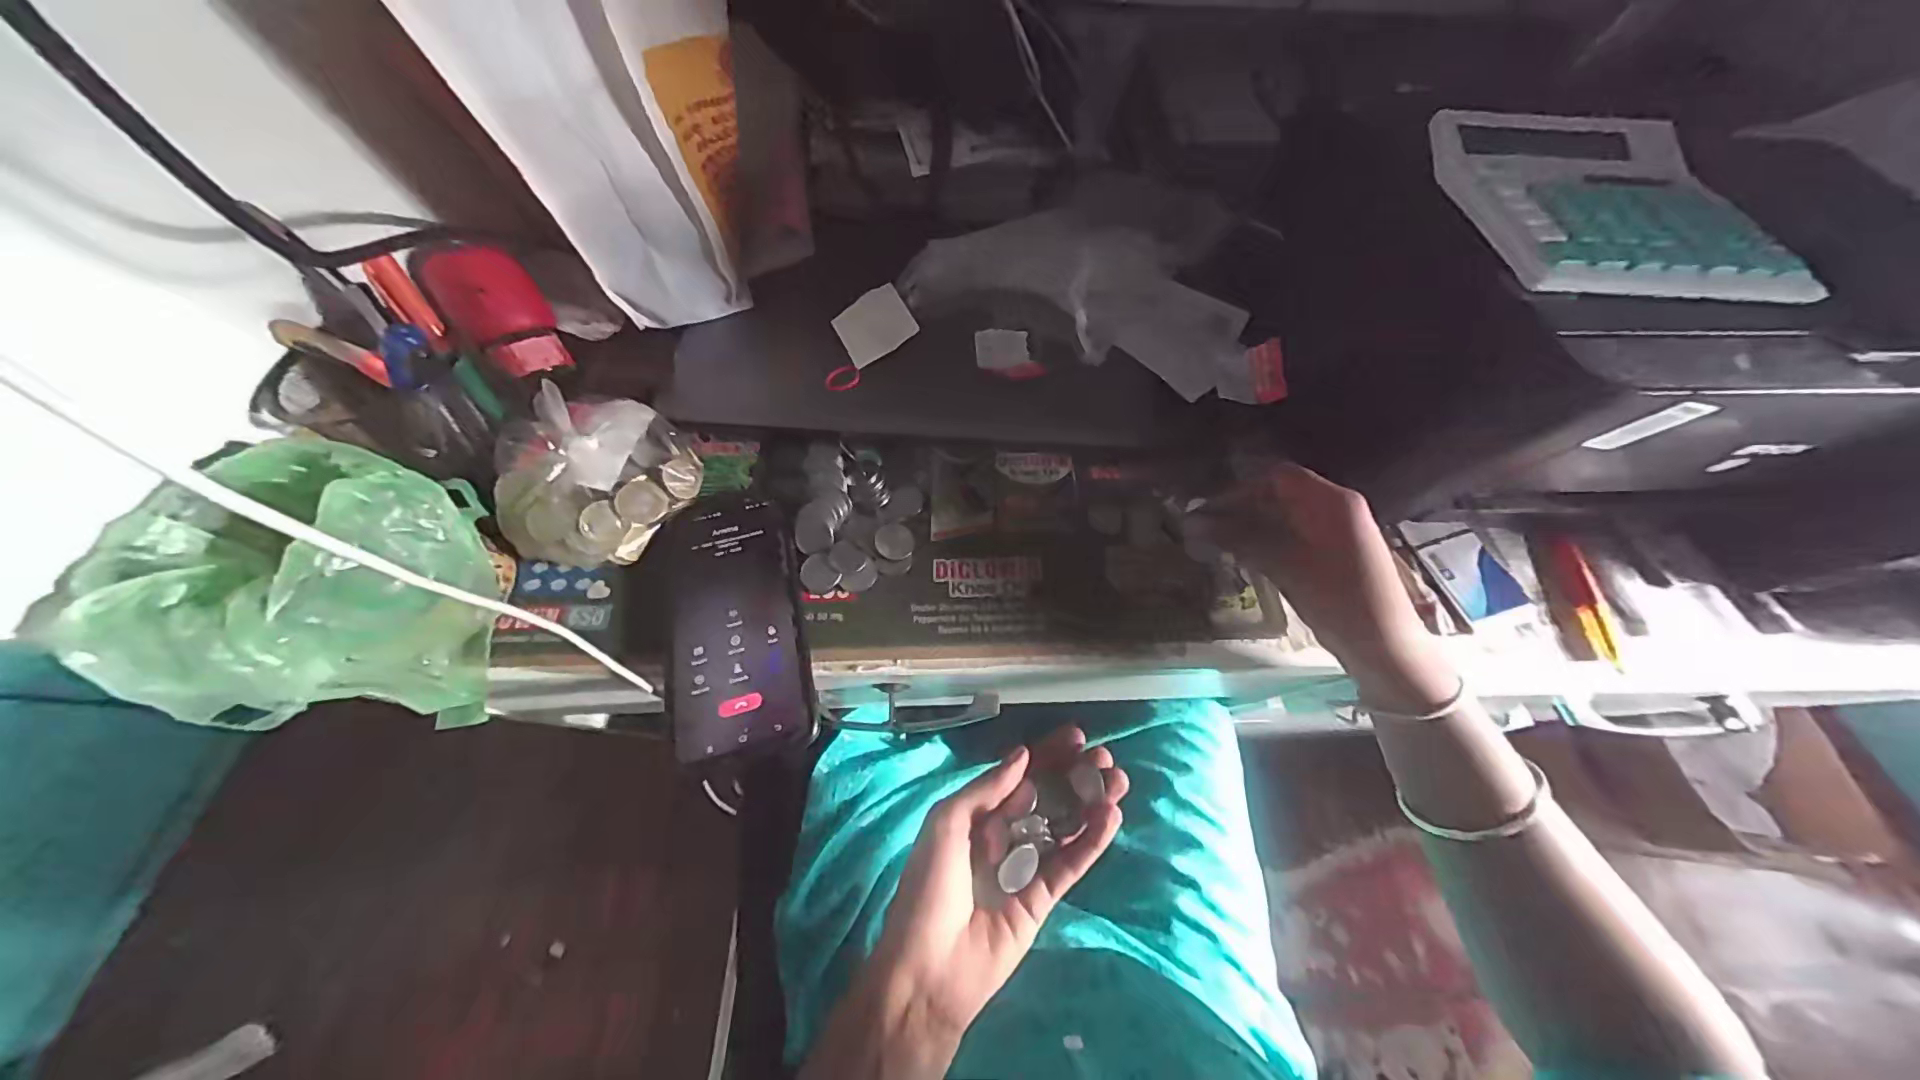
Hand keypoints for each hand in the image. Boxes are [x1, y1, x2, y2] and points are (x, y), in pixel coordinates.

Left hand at [801, 726, 1128, 1079]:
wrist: (928, 969)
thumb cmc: (929, 888)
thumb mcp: (947, 824)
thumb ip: (986, 790)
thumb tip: (1023, 756)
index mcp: (975, 816)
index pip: (1017, 776)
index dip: (1046, 755)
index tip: (1076, 737)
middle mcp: (1002, 836)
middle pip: (1047, 798)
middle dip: (1075, 776)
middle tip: (1105, 758)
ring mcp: (1024, 868)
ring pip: (1064, 828)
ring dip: (1090, 804)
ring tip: (1118, 781)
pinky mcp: (1042, 900)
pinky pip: (1070, 865)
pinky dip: (1091, 842)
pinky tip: (1110, 817)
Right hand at [1191, 460, 1458, 712]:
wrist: (1383, 645)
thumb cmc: (1338, 598)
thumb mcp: (1285, 564)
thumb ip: (1239, 537)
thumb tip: (1192, 522)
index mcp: (1331, 501)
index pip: (1276, 476)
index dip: (1239, 489)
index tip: (1206, 510)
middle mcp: (1335, 508)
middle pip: (1277, 495)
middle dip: (1238, 509)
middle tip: (1201, 529)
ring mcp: (1335, 532)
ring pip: (1281, 518)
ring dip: (1247, 528)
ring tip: (1212, 544)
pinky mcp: (1331, 555)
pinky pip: (1291, 536)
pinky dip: (1264, 542)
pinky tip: (1240, 557)